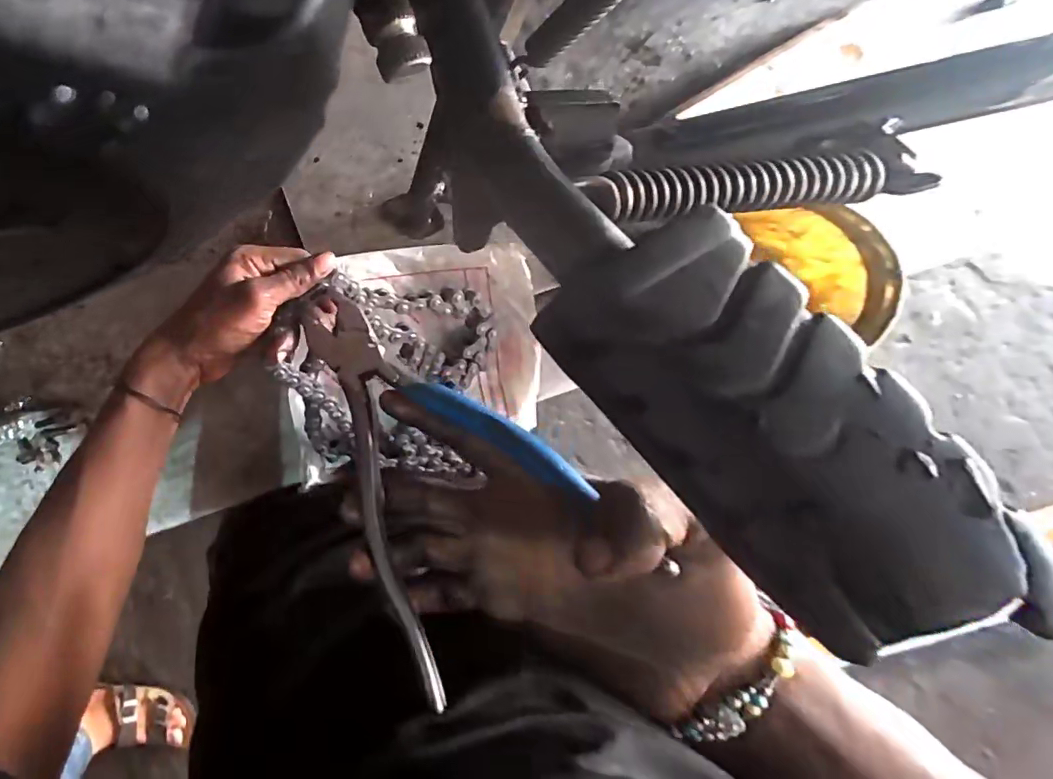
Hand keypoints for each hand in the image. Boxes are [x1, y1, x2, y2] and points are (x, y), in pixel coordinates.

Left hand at [130, 246, 335, 400]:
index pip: (297, 260)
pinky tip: (272, 354)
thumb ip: (295, 279)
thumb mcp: (259, 297)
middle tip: (320, 326)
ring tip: (279, 347)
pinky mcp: (254, 324)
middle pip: (297, 287)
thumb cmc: (219, 323)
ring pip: (291, 312)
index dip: (318, 278)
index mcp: (252, 259)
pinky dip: (279, 342)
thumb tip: (330, 258)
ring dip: (289, 332)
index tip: (335, 299)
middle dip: (304, 311)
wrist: (185, 360)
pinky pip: (279, 328)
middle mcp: (254, 275)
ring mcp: (254, 301)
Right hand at [347, 391, 771, 721]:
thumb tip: (590, 560)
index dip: (433, 417)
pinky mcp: (508, 605)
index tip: (390, 399)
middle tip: (344, 491)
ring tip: (351, 553)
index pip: (475, 439)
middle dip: (385, 487)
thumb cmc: (696, 573)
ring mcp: (503, 559)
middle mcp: (507, 514)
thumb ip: (642, 522)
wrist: (707, 652)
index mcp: (539, 482)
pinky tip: (388, 596)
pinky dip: (417, 595)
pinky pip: (451, 594)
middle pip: (432, 492)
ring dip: (389, 545)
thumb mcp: (689, 526)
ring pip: (429, 543)